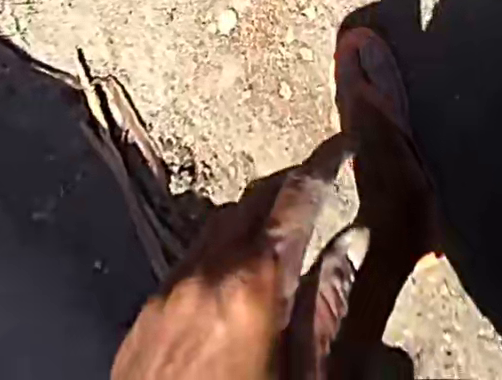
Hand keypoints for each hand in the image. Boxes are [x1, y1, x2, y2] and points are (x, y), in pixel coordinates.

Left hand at [113, 136, 348, 379]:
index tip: (345, 145)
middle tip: (320, 190)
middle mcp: (210, 268)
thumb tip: (354, 242)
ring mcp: (172, 286)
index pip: (296, 197)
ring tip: (280, 235)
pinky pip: (192, 253)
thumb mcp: (304, 379)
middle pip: (256, 196)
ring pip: (222, 219)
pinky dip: (221, 245)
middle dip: (291, 184)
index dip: (324, 164)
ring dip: (254, 214)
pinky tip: (234, 277)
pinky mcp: (147, 309)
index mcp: (256, 283)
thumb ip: (328, 304)